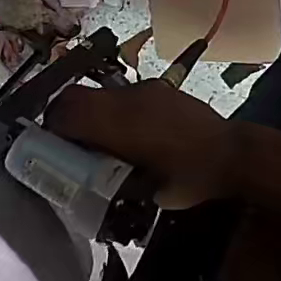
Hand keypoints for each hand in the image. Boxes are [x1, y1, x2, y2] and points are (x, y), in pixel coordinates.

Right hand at [45, 81, 240, 208]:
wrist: (232, 153)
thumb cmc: (190, 178)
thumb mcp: (147, 192)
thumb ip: (115, 183)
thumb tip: (93, 184)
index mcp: (118, 124)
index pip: (65, 113)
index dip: (49, 129)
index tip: (48, 147)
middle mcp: (126, 100)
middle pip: (75, 96)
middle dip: (63, 117)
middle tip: (66, 142)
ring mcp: (144, 90)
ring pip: (99, 93)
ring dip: (90, 112)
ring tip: (99, 139)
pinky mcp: (160, 88)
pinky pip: (123, 95)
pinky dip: (114, 109)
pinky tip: (131, 132)